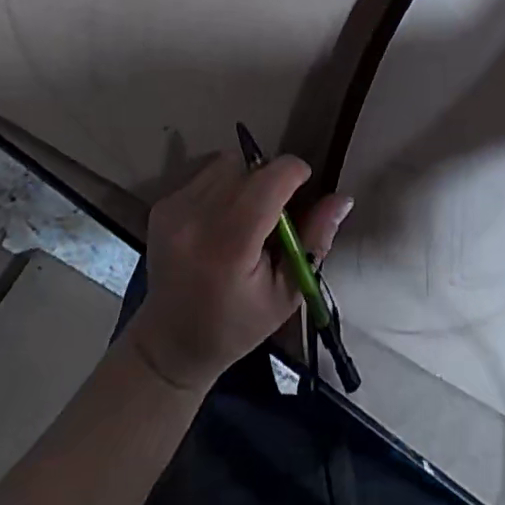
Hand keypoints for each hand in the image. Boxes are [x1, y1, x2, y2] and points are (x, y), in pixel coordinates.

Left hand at [125, 152, 353, 392]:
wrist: (171, 341)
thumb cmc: (236, 326)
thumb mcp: (287, 294)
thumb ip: (315, 242)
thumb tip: (343, 198)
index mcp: (228, 245)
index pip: (269, 180)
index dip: (295, 174)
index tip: (304, 190)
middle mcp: (196, 218)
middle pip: (251, 167)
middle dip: (271, 182)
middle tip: (274, 217)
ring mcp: (174, 209)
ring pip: (227, 163)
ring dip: (246, 179)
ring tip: (246, 217)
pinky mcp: (162, 205)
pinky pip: (205, 174)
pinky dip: (223, 186)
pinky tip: (222, 220)